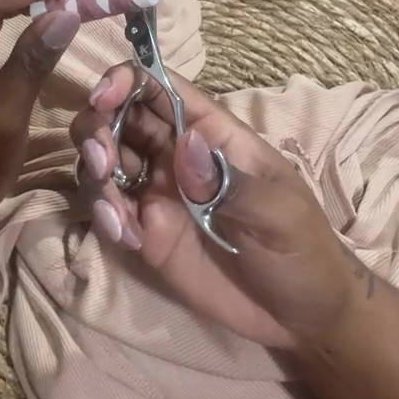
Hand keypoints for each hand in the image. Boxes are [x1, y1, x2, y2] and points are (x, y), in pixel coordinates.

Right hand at [70, 65, 366, 348]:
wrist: (299, 318)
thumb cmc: (302, 251)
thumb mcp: (281, 216)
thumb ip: (232, 183)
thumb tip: (185, 142)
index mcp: (211, 133)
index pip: (161, 87)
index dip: (126, 80)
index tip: (103, 99)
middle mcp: (174, 152)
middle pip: (118, 116)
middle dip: (97, 129)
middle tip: (104, 163)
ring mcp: (155, 191)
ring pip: (102, 160)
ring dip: (96, 177)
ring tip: (119, 218)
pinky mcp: (143, 230)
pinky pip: (106, 208)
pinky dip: (103, 216)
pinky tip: (129, 238)